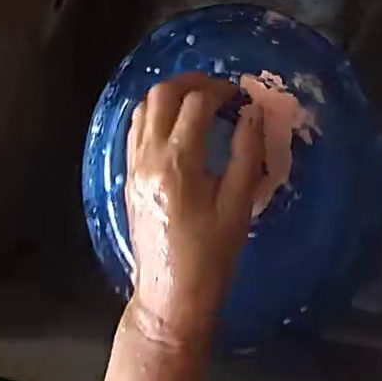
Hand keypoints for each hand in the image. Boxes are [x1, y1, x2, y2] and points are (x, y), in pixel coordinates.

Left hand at [122, 73, 263, 347]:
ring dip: (172, 93)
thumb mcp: (239, 205)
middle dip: (192, 81)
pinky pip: (136, 127)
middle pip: (162, 93)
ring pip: (144, 105)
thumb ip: (248, 152)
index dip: (221, 91)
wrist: (170, 299)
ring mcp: (134, 164)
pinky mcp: (128, 175)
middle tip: (218, 89)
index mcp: (178, 162)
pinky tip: (177, 122)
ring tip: (199, 101)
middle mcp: (149, 156)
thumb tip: (252, 111)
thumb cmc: (211, 256)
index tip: (240, 97)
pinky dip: (156, 112)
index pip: (197, 103)